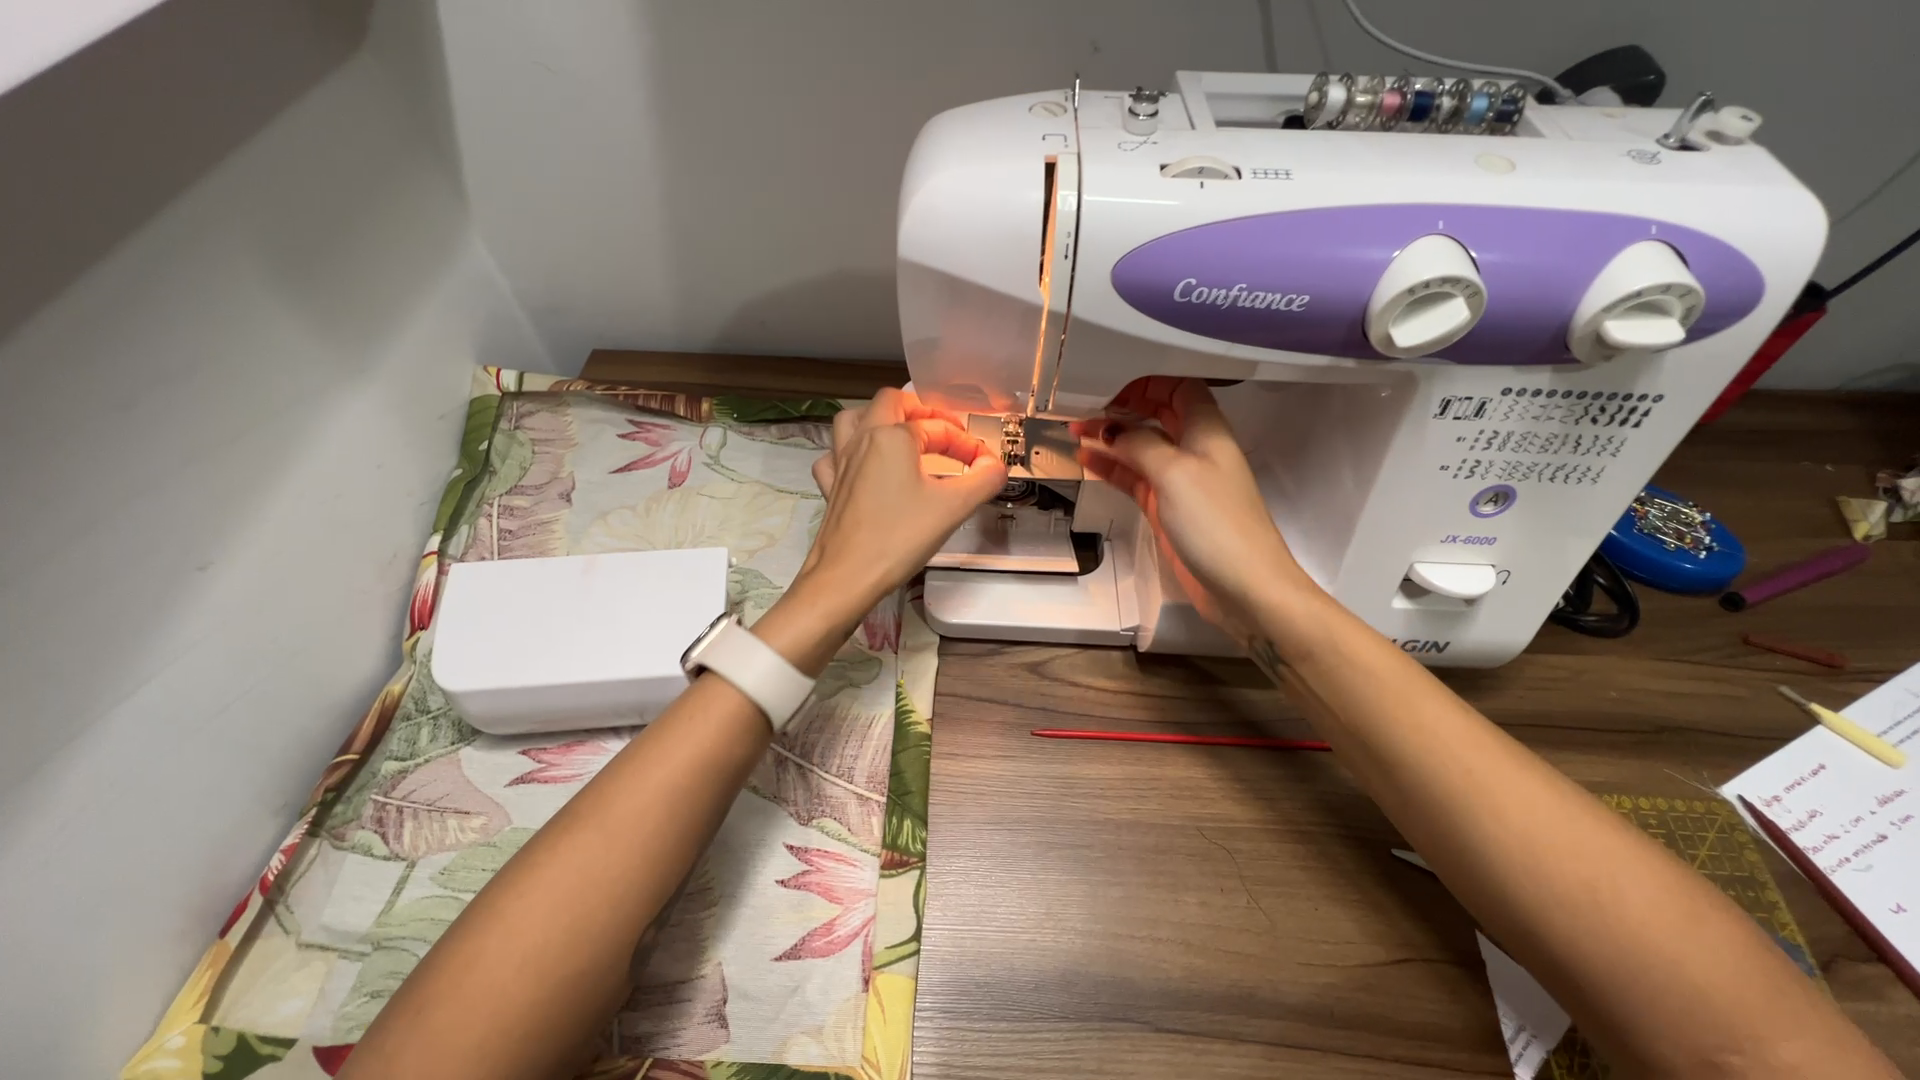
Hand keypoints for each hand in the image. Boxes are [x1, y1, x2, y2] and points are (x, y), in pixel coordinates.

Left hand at [797, 388, 1008, 618]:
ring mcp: (841, 462)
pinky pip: (834, 455)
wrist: (847, 577)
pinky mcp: (830, 486)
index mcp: (892, 437)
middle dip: (921, 412)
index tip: (983, 465)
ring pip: (853, 419)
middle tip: (944, 432)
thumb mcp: (953, 508)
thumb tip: (996, 467)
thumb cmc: (898, 538)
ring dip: (879, 419)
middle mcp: (862, 440)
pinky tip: (864, 467)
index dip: (967, 443)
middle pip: (890, 403)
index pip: (938, 428)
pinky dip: (849, 452)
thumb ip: (982, 481)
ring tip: (901, 435)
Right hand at [1072, 377, 1308, 633]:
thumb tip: (1109, 429)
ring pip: (1140, 448)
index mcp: (1207, 429)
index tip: (1110, 388)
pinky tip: (1085, 459)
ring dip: (1110, 439)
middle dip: (1121, 409)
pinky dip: (1111, 467)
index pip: (1178, 387)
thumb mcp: (1175, 472)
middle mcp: (1194, 448)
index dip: (1146, 384)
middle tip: (1081, 410)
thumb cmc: (1215, 520)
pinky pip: (1134, 478)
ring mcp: (1179, 480)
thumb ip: (1139, 444)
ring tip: (1073, 432)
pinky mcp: (1166, 507)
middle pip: (1156, 415)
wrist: (1242, 585)